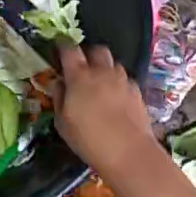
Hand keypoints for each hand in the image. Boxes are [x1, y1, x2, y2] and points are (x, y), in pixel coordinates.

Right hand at [54, 45, 162, 178]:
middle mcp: (103, 71)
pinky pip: (125, 78)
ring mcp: (122, 79)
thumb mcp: (62, 123)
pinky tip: (115, 99)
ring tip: (99, 84)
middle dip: (88, 53)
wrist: (128, 151)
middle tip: (82, 67)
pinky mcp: (136, 89)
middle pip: (97, 50)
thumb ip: (59, 98)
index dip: (63, 46)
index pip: (70, 50)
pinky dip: (118, 83)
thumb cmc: (88, 139)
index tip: (59, 48)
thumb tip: (59, 83)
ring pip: (113, 63)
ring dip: (105, 68)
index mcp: (80, 76)